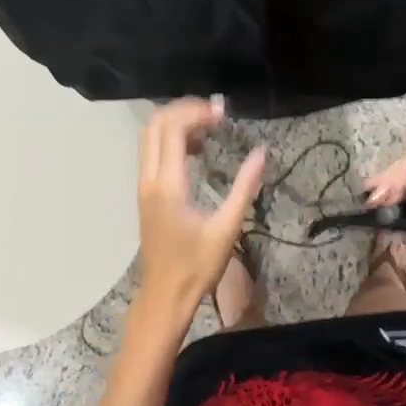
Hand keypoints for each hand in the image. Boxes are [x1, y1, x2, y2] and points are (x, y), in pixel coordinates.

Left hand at [135, 98, 265, 310]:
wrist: (165, 296)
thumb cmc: (197, 266)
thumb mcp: (227, 228)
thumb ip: (244, 188)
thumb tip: (261, 153)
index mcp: (168, 185)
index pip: (173, 129)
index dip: (197, 112)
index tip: (224, 113)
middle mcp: (149, 180)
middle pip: (155, 124)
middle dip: (184, 110)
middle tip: (216, 113)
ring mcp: (143, 186)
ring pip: (150, 136)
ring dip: (176, 123)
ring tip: (209, 127)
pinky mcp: (145, 193)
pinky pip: (152, 152)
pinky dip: (170, 139)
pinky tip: (197, 149)